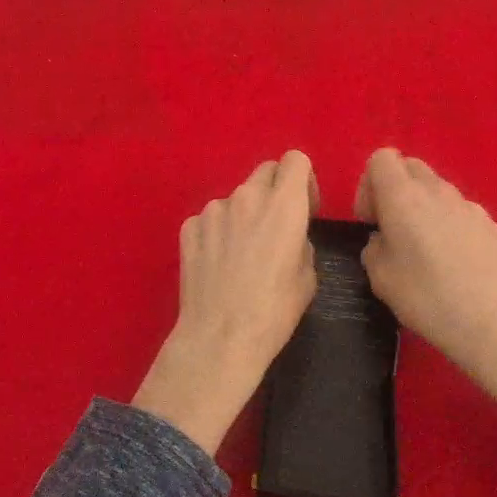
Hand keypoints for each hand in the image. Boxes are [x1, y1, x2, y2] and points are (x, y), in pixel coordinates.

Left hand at [131, 151, 318, 453]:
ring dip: (244, 215)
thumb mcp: (308, 277)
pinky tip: (217, 264)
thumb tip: (289, 235)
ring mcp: (212, 209)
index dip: (303, 181)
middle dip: (274, 192)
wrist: (220, 336)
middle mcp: (246, 196)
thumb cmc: (274, 311)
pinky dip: (217, 233)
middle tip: (275, 229)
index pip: (295, 160)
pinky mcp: (189, 226)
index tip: (304, 208)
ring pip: (235, 199)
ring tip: (241, 255)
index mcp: (283, 205)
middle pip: (265, 172)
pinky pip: (210, 219)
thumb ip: (301, 240)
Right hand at [355, 148, 496, 444]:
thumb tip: (385, 239)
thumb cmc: (427, 299)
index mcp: (404, 196)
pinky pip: (462, 213)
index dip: (368, 185)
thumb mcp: (379, 277)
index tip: (372, 221)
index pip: (381, 158)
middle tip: (393, 230)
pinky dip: (451, 226)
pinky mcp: (493, 226)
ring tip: (427, 251)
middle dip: (396, 190)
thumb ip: (374, 246)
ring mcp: (470, 206)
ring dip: (424, 208)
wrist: (494, 326)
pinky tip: (456, 265)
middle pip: (410, 166)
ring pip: (438, 190)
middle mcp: (438, 191)